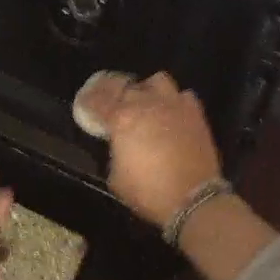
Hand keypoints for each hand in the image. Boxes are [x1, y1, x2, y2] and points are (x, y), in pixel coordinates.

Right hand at [97, 72, 222, 226]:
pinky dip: (175, 102)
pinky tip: (172, 114)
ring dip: (147, 90)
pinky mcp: (194, 112)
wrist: (192, 199)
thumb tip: (119, 145)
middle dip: (114, 93)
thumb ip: (114, 152)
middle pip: (124, 85)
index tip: (85, 104)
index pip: (97, 100)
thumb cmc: (149, 192)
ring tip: (146, 103)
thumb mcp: (116, 178)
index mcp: (121, 119)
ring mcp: (172, 104)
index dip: (88, 100)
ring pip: (156, 81)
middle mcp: (145, 104)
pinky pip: (182, 96)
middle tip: (113, 105)